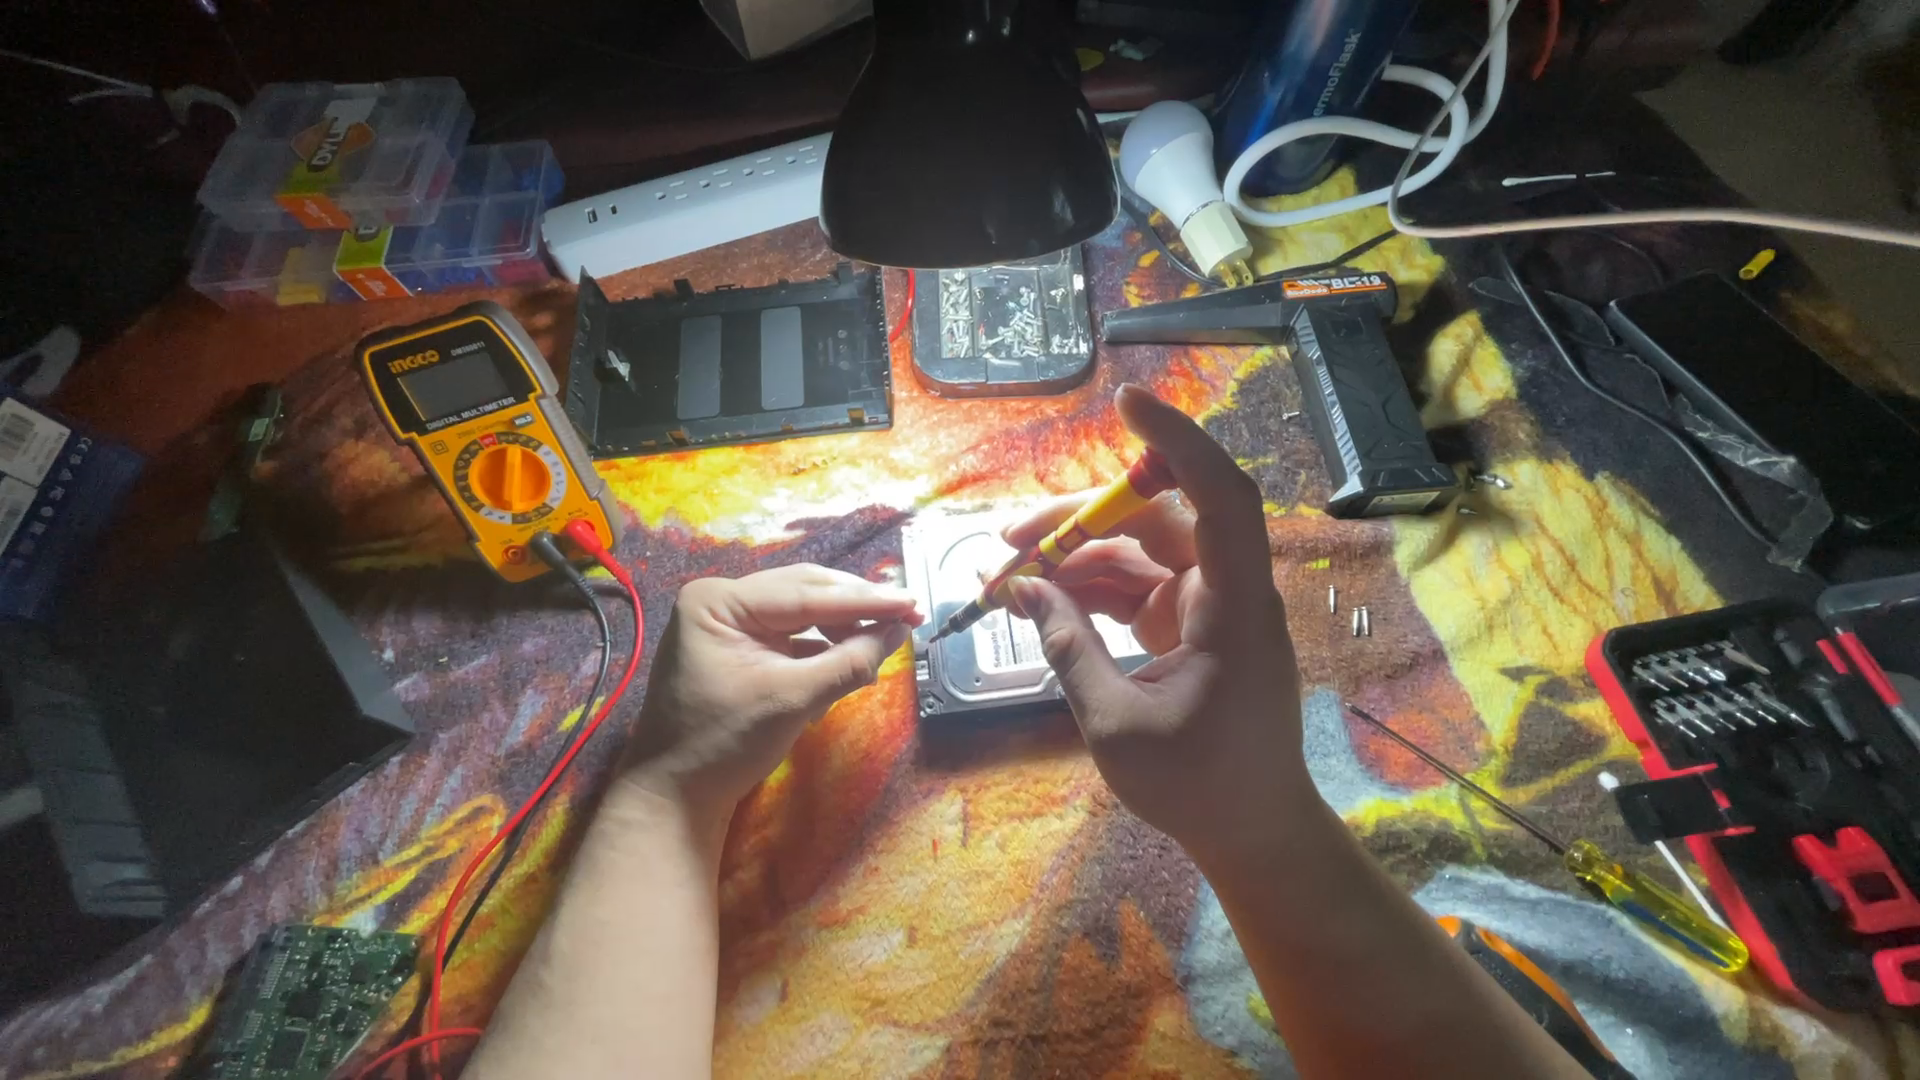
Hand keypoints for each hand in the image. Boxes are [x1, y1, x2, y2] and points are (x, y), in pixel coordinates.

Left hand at [623, 564, 921, 819]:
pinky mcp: (742, 646)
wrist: (675, 797)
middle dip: (857, 606)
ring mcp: (731, 622)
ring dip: (844, 627)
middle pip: (805, 592)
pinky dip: (824, 648)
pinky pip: (794, 635)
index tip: (912, 601)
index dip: (864, 599)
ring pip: (804, 611)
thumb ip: (849, 661)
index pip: (805, 593)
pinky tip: (853, 660)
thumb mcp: (792, 700)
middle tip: (909, 612)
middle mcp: (722, 600)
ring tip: (883, 642)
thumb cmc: (724, 744)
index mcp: (718, 601)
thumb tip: (900, 630)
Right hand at [1003, 384, 1309, 863]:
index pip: (1219, 495)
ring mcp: (1203, 602)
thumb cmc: (1198, 785)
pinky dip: (1084, 588)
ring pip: (1133, 550)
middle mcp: (1224, 588)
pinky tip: (1034, 598)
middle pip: (1152, 519)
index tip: (1126, 402)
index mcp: (1233, 605)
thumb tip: (1022, 589)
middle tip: (1007, 541)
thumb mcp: (1115, 721)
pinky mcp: (1184, 621)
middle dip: (1076, 523)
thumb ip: (1067, 647)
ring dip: (1070, 557)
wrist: (1249, 830)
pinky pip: (1130, 584)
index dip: (1177, 441)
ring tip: (1002, 576)